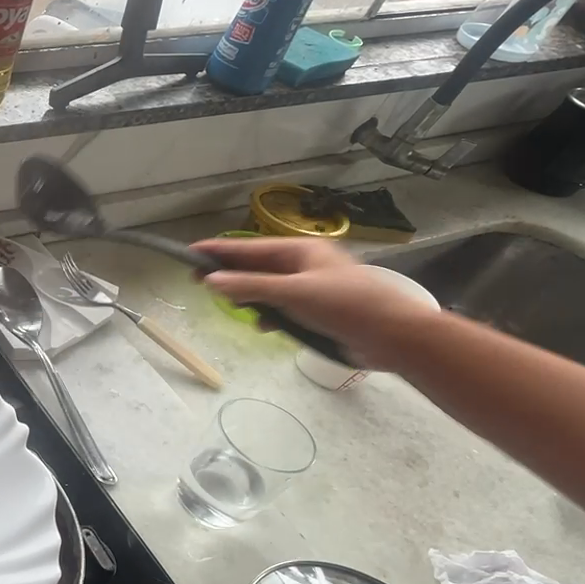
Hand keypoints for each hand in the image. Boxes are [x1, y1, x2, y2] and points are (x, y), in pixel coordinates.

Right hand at [191, 237, 442, 370]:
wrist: (396, 336)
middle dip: (230, 275)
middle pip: (255, 266)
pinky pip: (280, 306)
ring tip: (232, 306)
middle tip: (198, 282)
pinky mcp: (316, 308)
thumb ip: (249, 287)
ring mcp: (310, 286)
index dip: (217, 250)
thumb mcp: (292, 294)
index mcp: (300, 250)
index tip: (189, 253)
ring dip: (249, 297)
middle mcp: (303, 264)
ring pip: (266, 287)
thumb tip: (210, 280)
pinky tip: (265, 326)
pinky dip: (268, 314)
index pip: (248, 247)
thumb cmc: (345, 305)